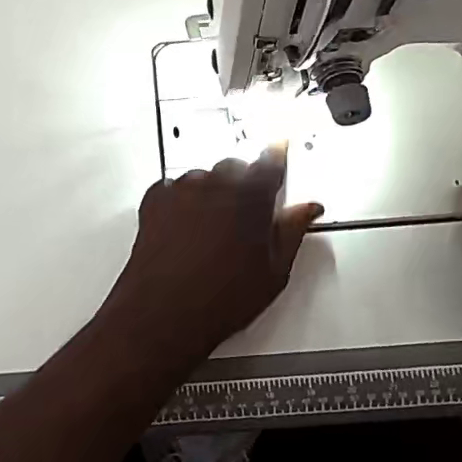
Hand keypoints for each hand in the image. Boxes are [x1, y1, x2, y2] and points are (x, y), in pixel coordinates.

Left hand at [100, 147, 323, 367]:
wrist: (165, 309)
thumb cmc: (218, 298)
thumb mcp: (273, 270)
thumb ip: (291, 231)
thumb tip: (306, 211)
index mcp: (250, 196)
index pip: (270, 162)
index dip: (276, 157)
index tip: (279, 151)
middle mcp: (214, 184)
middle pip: (234, 166)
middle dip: (242, 182)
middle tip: (245, 212)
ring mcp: (181, 189)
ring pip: (202, 177)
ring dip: (210, 191)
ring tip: (212, 228)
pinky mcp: (155, 199)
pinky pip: (172, 188)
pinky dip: (181, 200)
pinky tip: (185, 226)